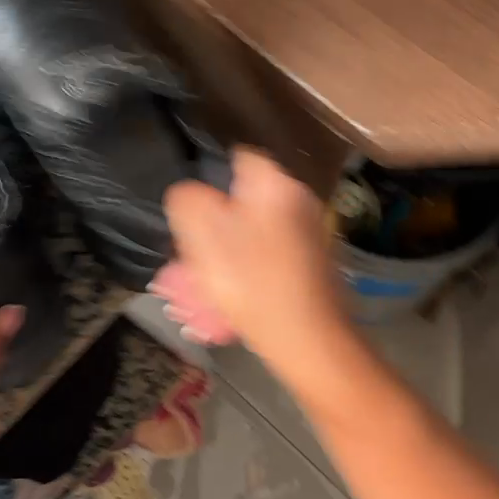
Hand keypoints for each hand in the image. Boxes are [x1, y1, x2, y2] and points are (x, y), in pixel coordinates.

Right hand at [156, 149, 354, 385]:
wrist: (309, 340)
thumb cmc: (254, 283)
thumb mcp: (204, 235)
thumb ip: (188, 201)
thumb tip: (188, 193)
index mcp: (276, 186)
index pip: (238, 158)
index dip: (209, 177)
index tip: (190, 207)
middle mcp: (299, 202)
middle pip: (242, 205)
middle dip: (209, 231)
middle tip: (187, 257)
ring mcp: (309, 237)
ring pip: (251, 238)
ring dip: (221, 259)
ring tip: (195, 290)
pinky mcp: (311, 269)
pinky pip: (265, 263)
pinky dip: (243, 278)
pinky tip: (222, 307)